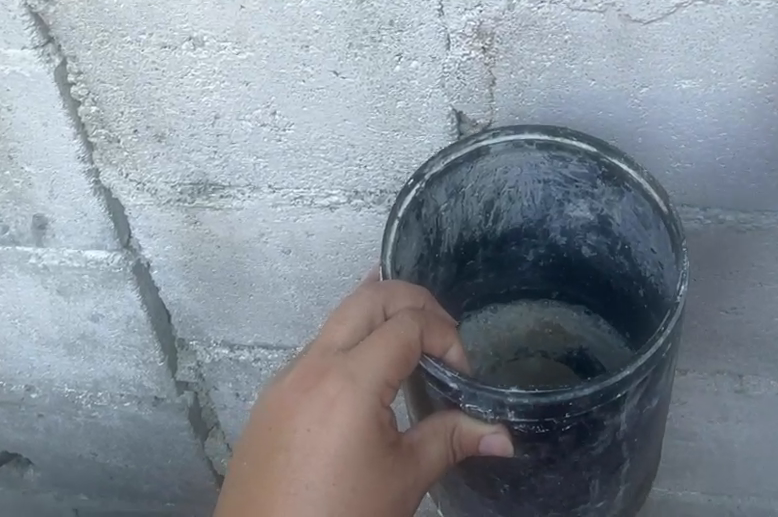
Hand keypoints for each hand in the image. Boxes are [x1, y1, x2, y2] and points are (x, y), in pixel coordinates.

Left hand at [214, 276, 513, 516]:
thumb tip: (504, 436)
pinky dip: (351, 340)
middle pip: (371, 296)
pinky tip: (368, 364)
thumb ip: (451, 440)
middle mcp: (313, 364)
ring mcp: (286, 377)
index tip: (464, 371)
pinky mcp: (272, 397)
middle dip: (415, 302)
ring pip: (339, 316)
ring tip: (414, 339)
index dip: (445, 336)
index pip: (409, 324)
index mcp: (349, 380)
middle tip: (444, 334)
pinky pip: (317, 347)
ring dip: (380, 315)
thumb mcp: (404, 480)